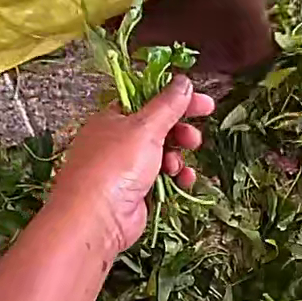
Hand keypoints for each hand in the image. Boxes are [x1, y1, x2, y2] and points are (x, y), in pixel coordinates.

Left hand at [48, 76, 214, 254]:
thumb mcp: (145, 128)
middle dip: (180, 133)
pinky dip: (174, 178)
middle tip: (194, 139)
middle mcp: (118, 141)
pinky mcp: (136, 192)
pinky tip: (183, 181)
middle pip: (158, 129)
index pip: (150, 101)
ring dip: (177, 158)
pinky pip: (162, 179)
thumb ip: (168, 105)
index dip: (178, 101)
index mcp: (114, 118)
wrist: (96, 218)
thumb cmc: (115, 166)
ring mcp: (126, 168)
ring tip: (179, 166)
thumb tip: (184, 82)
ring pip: (162, 155)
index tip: (205, 105)